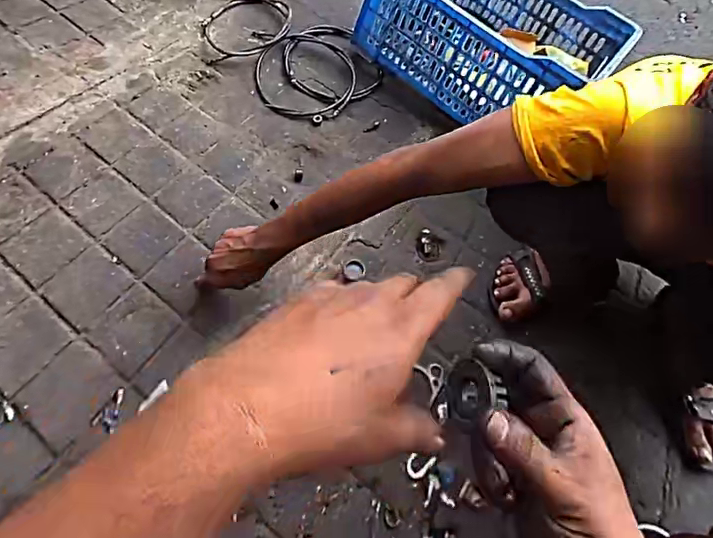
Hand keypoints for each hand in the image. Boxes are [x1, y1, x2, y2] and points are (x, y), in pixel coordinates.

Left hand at [171, 268, 473, 481]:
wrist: (251, 404)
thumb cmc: (317, 421)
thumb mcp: (380, 437)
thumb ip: (415, 428)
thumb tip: (430, 432)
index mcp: (401, 329)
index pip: (440, 292)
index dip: (455, 281)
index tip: (461, 275)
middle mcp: (371, 302)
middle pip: (405, 283)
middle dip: (415, 295)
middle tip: (415, 318)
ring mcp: (334, 295)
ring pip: (368, 287)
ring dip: (375, 302)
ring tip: (367, 334)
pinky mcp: (302, 298)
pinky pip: (331, 292)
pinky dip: (338, 305)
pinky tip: (327, 331)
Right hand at [199, 225, 283, 288]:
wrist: (262, 245)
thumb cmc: (254, 265)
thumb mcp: (241, 283)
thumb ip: (226, 283)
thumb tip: (221, 281)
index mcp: (213, 276)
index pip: (202, 281)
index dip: (207, 281)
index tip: (209, 281)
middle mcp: (211, 260)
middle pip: (211, 265)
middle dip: (219, 266)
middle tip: (232, 266)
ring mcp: (218, 245)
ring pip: (218, 252)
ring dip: (225, 253)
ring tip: (240, 254)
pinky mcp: (225, 233)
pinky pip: (226, 240)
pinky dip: (232, 242)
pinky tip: (243, 244)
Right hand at [470, 340, 641, 537]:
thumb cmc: (602, 526)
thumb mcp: (563, 482)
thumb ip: (525, 449)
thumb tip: (489, 417)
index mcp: (563, 416)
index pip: (532, 369)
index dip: (506, 356)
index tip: (478, 355)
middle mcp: (540, 430)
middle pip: (501, 398)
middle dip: (486, 414)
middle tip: (478, 427)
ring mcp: (524, 456)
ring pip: (488, 433)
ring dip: (487, 456)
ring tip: (502, 483)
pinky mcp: (510, 481)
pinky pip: (485, 463)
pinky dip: (485, 477)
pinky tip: (502, 497)